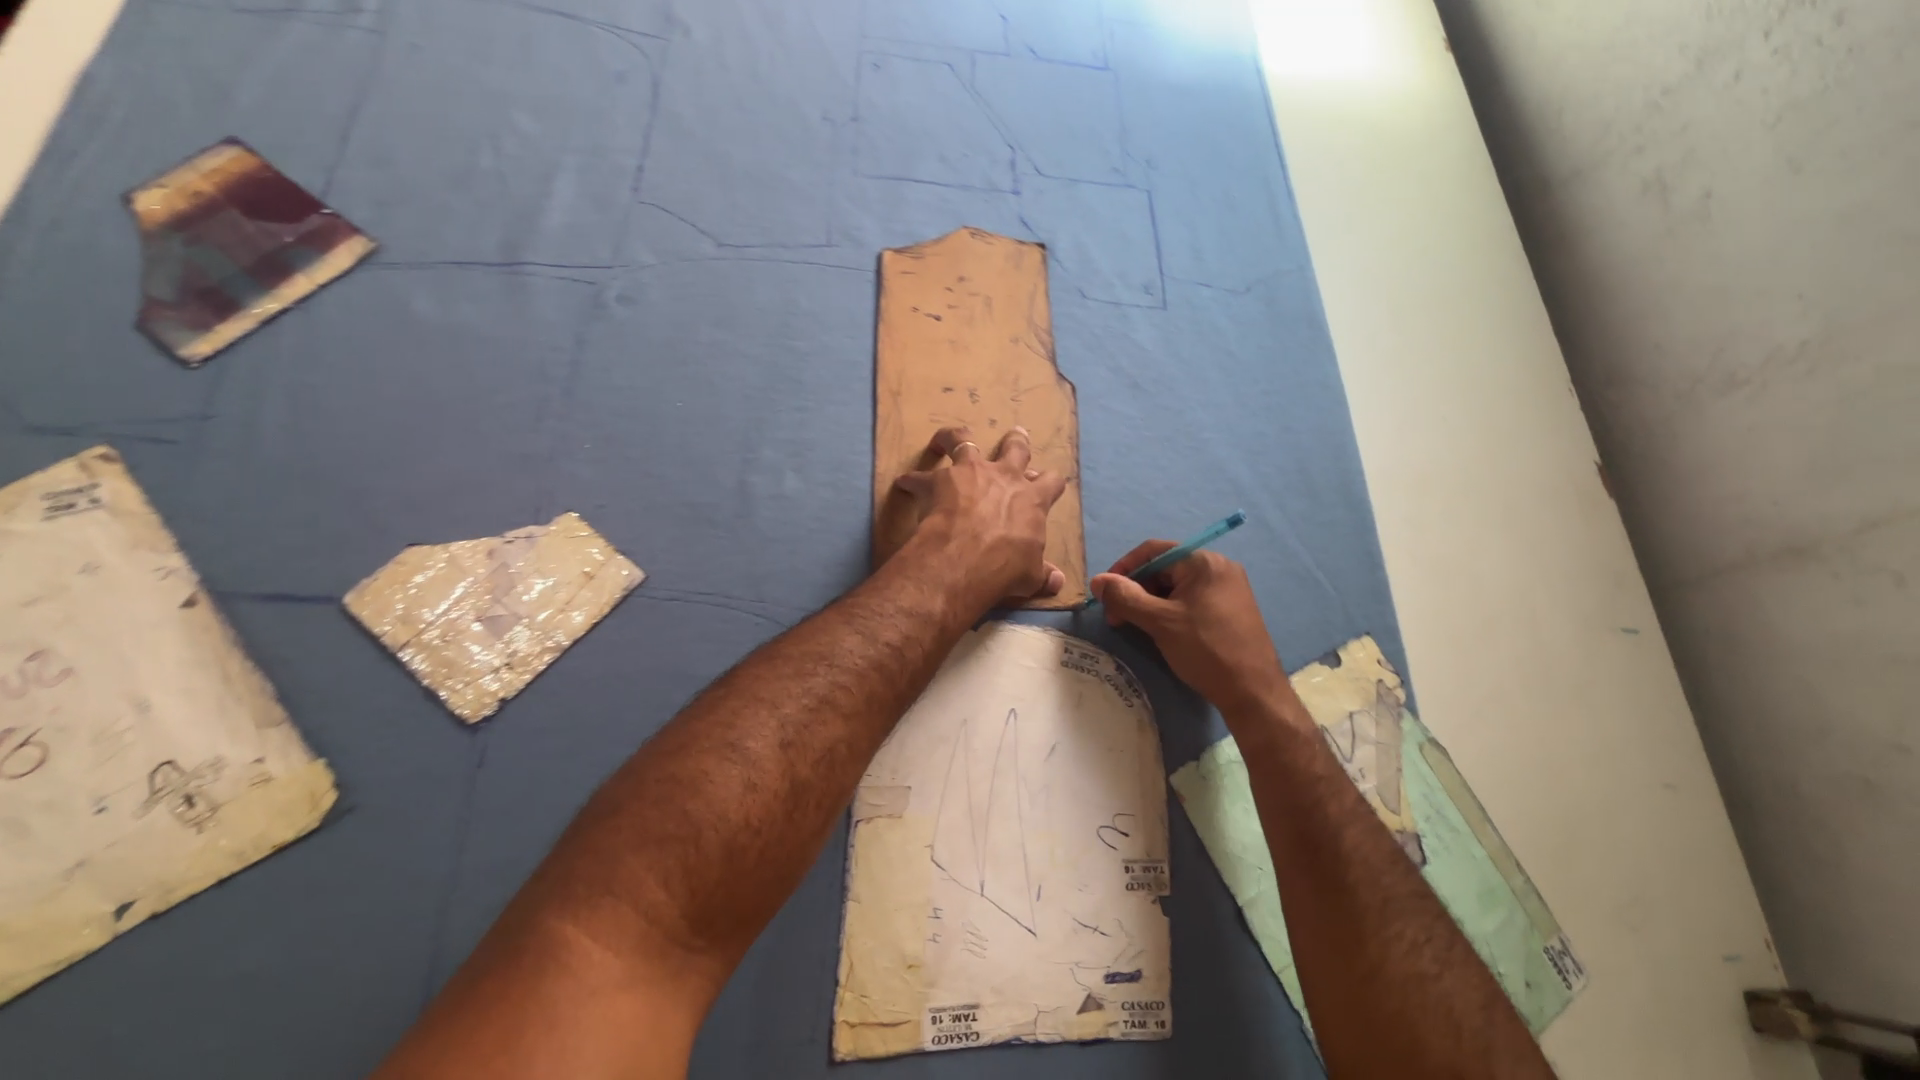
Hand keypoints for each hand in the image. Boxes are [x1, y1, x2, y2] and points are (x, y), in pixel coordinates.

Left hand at [894, 425, 1068, 609]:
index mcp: (1032, 500)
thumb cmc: (1006, 567)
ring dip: (953, 438)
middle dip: (1017, 440)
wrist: (967, 558)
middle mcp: (1005, 477)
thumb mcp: (1031, 576)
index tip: (1049, 483)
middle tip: (1017, 434)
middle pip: (1016, 448)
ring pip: (964, 440)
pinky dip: (913, 480)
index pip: (1052, 482)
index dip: (1051, 482)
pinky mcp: (941, 480)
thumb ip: (1043, 574)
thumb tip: (1058, 582)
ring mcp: (973, 473)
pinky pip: (921, 476)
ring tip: (943, 440)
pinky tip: (904, 484)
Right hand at [1091, 543, 1297, 720]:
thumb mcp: (1159, 622)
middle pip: (1164, 568)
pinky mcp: (1230, 610)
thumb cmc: (1205, 650)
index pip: (1154, 551)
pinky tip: (1159, 631)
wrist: (1252, 691)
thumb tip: (1097, 580)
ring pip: (1176, 587)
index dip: (1124, 568)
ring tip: (1135, 626)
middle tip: (1117, 617)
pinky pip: (1191, 600)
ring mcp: (1227, 589)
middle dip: (1136, 589)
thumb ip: (1125, 597)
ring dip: (1150, 602)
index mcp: (1204, 562)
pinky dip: (1169, 611)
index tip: (1104, 592)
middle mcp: (1219, 568)